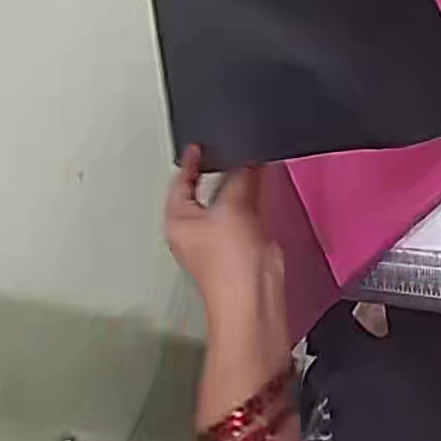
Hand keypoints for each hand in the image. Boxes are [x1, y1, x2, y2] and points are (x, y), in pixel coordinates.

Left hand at [165, 145, 282, 319]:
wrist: (253, 295)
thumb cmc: (228, 267)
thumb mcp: (230, 207)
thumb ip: (239, 177)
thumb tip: (247, 159)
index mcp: (178, 221)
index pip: (180, 183)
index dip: (190, 162)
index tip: (198, 146)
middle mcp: (195, 229)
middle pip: (204, 190)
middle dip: (219, 170)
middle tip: (229, 149)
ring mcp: (219, 236)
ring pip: (227, 199)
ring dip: (238, 182)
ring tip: (249, 161)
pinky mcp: (242, 240)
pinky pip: (245, 209)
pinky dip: (252, 195)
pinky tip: (262, 185)